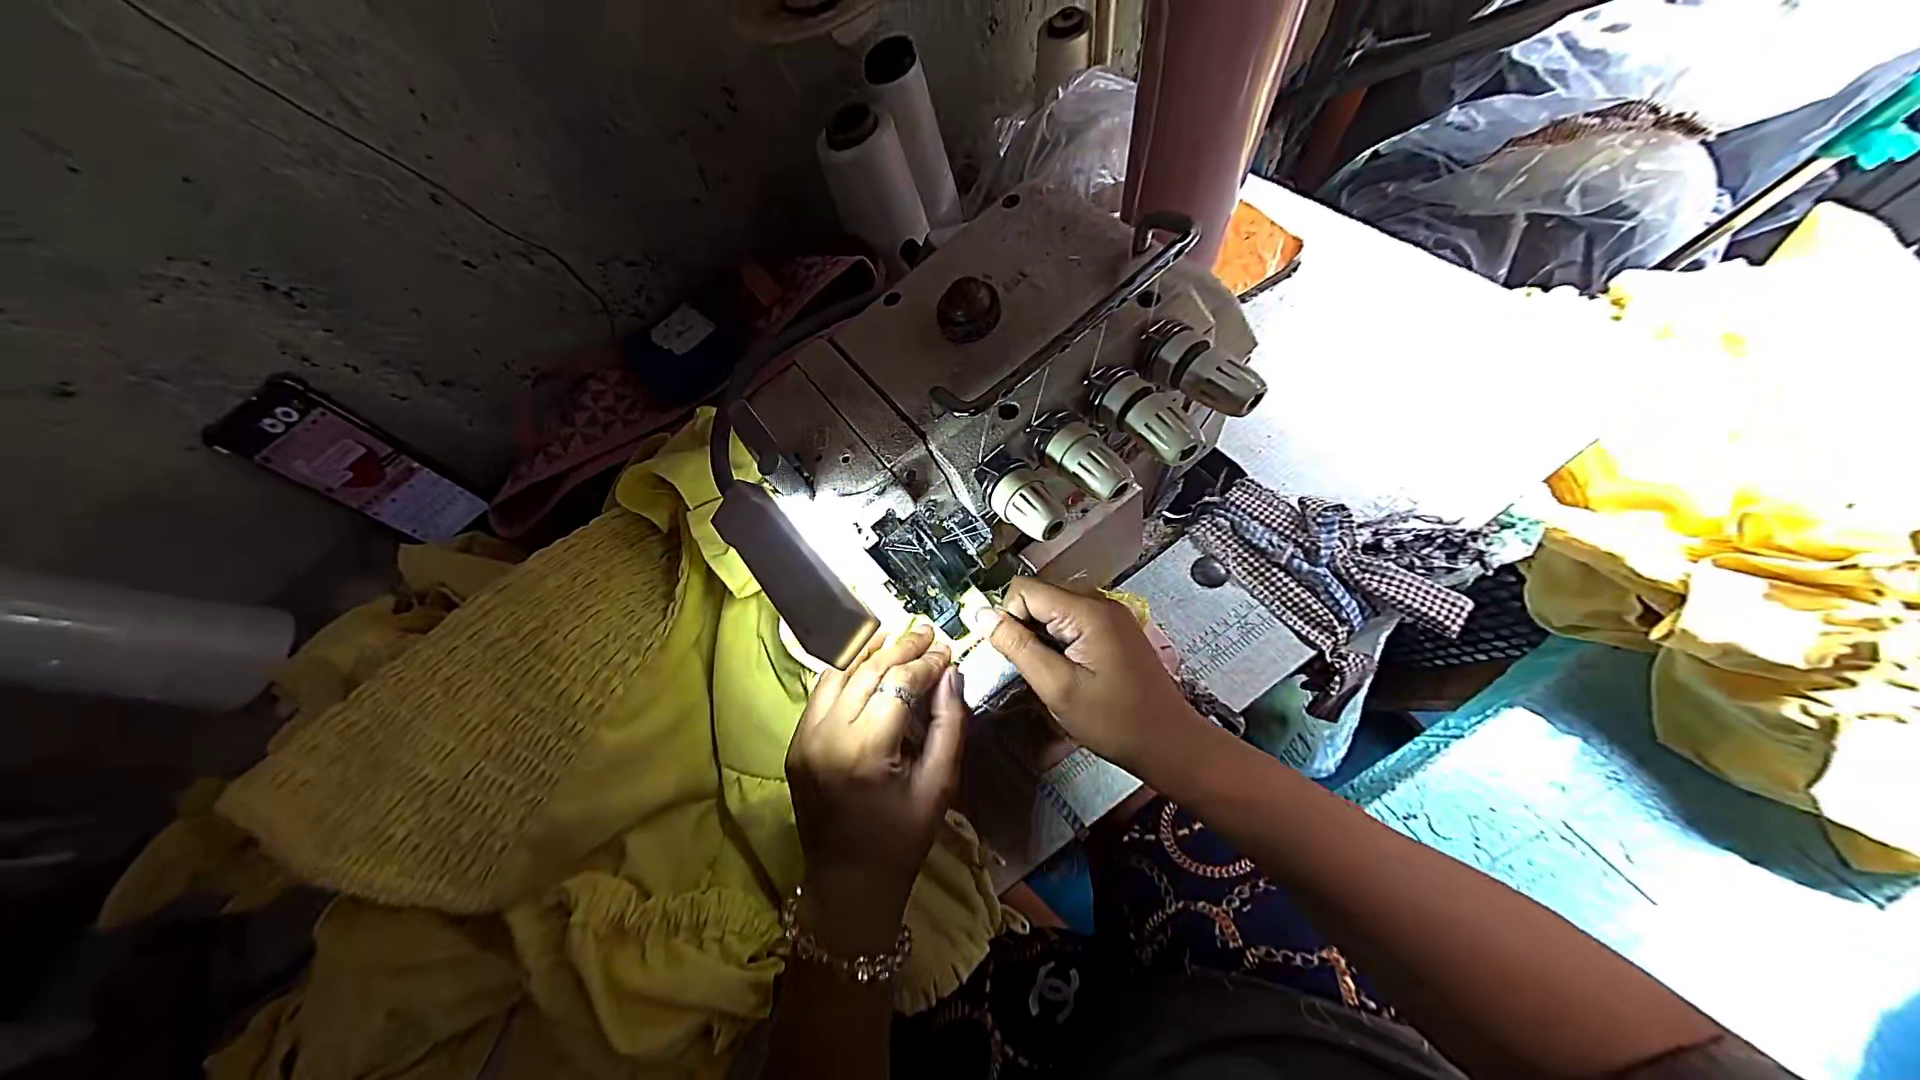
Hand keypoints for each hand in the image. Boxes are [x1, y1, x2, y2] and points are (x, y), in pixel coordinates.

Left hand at [785, 624, 966, 949]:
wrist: (848, 881)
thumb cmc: (902, 838)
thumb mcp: (939, 784)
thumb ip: (949, 724)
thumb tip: (952, 674)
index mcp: (864, 750)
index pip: (898, 684)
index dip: (926, 663)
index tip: (947, 651)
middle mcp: (826, 736)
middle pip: (867, 671)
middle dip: (901, 647)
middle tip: (928, 633)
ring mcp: (803, 738)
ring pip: (838, 674)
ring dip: (870, 652)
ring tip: (899, 636)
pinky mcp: (795, 743)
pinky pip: (821, 692)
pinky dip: (847, 672)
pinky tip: (868, 662)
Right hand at [974, 578, 1206, 771]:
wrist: (1169, 743)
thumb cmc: (1114, 721)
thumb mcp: (1056, 687)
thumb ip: (1017, 647)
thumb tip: (982, 615)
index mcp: (1086, 611)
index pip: (1024, 590)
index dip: (1009, 619)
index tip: (1015, 657)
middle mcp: (1099, 603)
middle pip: (1039, 597)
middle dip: (1025, 630)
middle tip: (1035, 671)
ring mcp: (1109, 615)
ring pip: (1053, 612)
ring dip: (1042, 639)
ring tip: (1054, 675)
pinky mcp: (1114, 630)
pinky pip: (1072, 624)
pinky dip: (1060, 644)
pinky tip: (1070, 673)